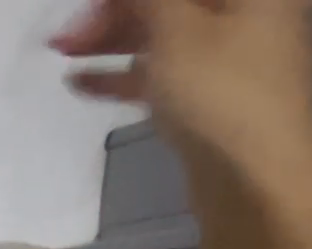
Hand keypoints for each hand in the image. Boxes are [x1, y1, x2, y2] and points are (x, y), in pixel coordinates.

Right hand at [53, 0, 311, 173]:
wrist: (249, 168)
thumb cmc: (219, 91)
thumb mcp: (180, 33)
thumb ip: (147, 0)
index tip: (81, 7)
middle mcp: (242, 10)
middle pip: (168, 2)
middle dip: (114, 13)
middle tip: (63, 37)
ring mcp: (223, 51)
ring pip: (158, 34)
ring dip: (109, 41)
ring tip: (62, 53)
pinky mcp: (202, 89)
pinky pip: (155, 70)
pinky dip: (118, 73)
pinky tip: (79, 81)